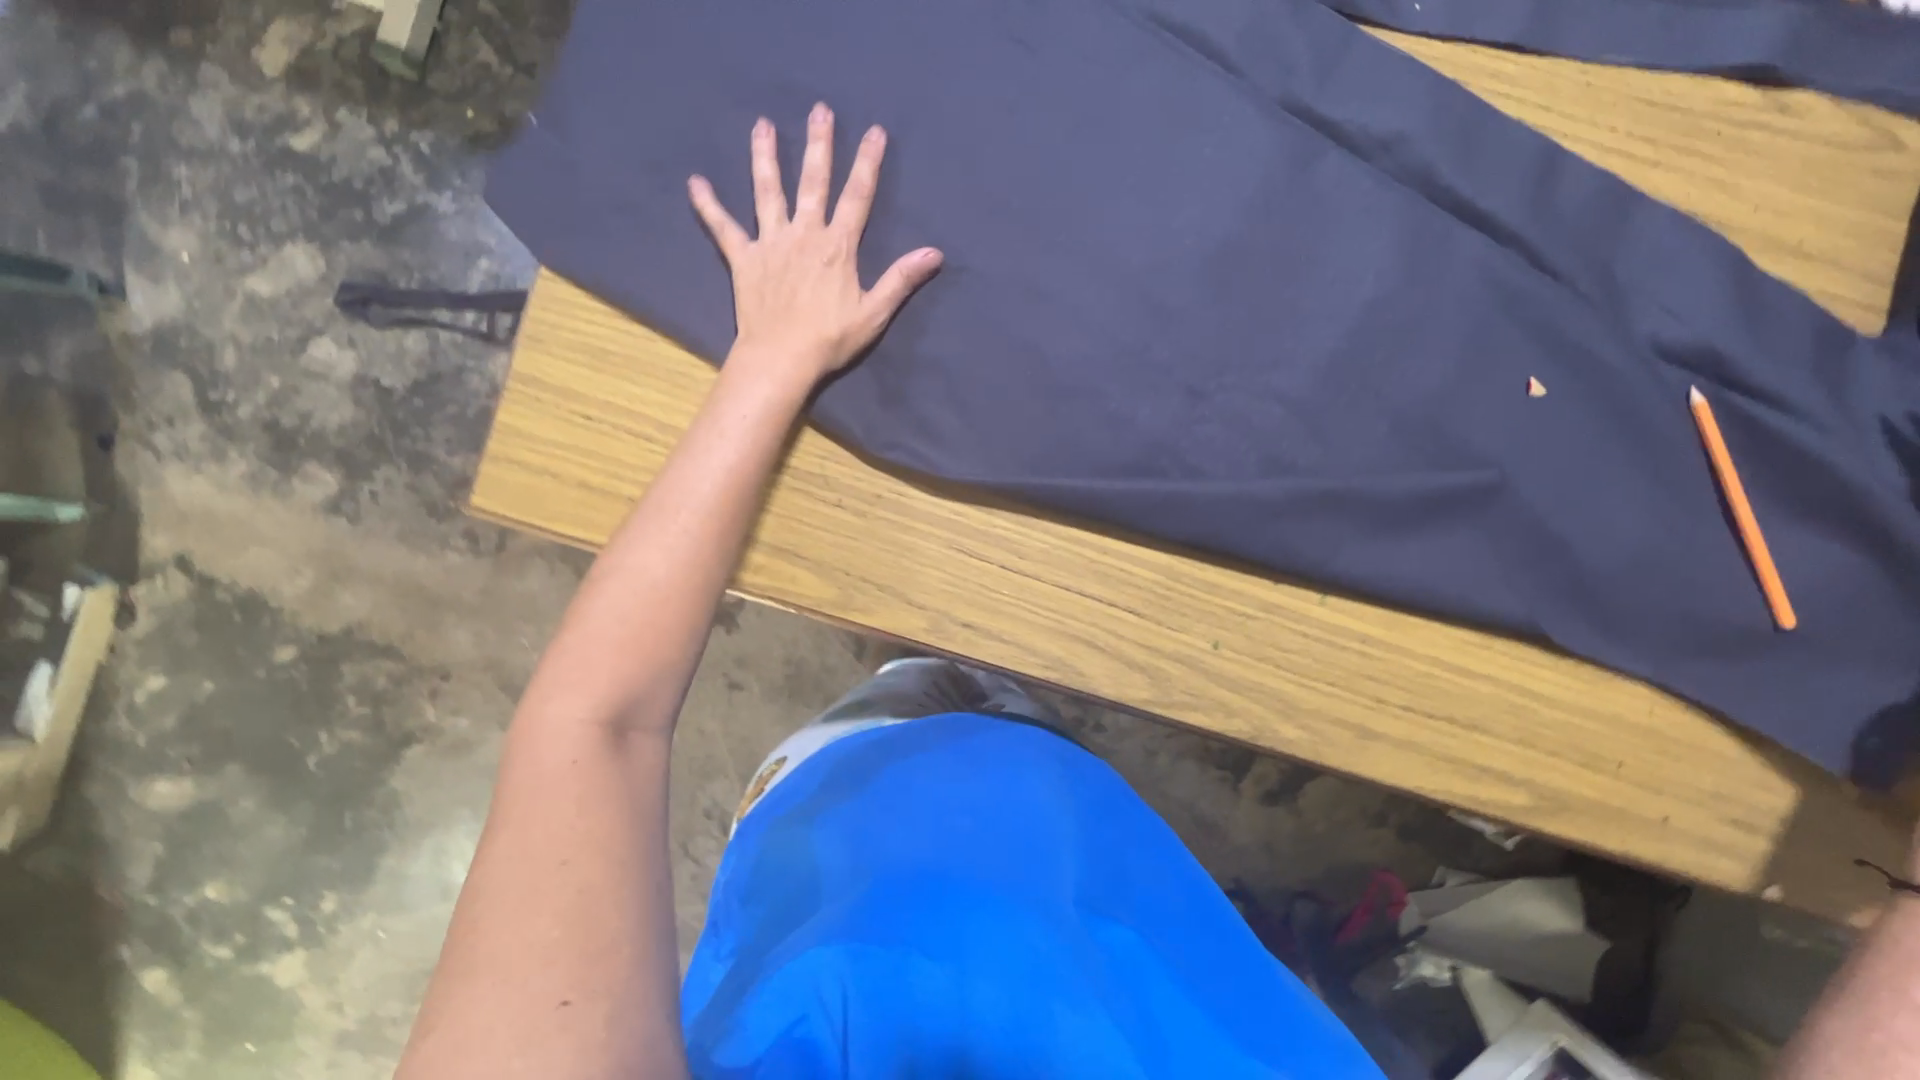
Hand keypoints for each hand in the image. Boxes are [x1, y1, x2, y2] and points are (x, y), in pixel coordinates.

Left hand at [688, 103, 943, 386]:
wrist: (781, 358)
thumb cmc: (830, 340)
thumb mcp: (874, 313)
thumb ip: (901, 279)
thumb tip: (934, 253)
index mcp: (837, 247)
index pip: (857, 196)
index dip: (867, 163)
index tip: (874, 132)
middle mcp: (803, 235)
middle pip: (812, 181)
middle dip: (818, 145)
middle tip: (819, 110)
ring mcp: (770, 244)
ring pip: (768, 192)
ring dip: (766, 157)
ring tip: (762, 126)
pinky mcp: (743, 259)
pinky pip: (723, 228)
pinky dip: (709, 206)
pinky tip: (695, 183)